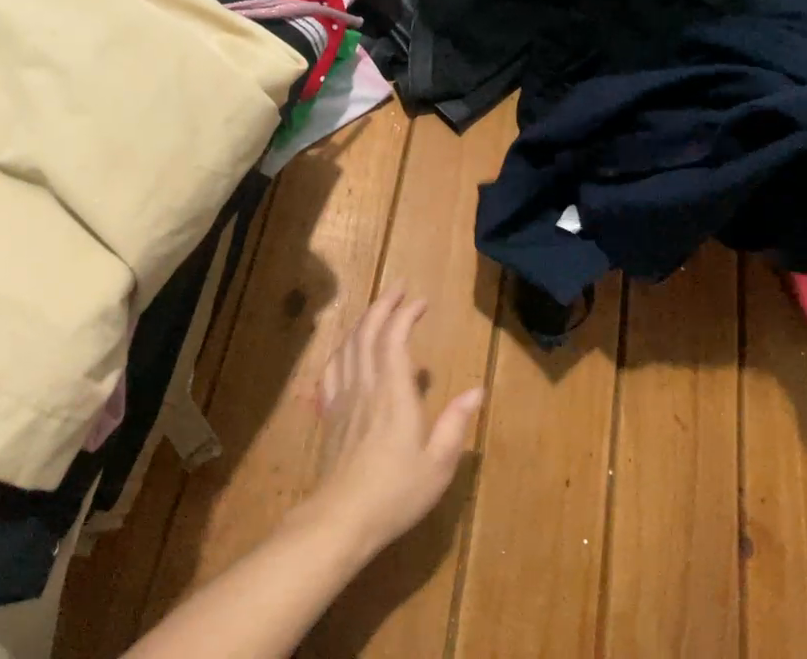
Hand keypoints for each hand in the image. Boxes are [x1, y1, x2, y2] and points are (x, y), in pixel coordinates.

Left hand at [299, 289, 484, 558]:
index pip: (394, 339)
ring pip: (347, 347)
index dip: (405, 314)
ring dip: (362, 322)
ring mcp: (342, 400)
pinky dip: (341, 350)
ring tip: (376, 310)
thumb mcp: (438, 464)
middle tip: (398, 288)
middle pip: (367, 334)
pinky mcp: (329, 416)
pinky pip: (331, 371)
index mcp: (393, 394)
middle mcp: (365, 387)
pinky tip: (346, 350)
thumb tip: (477, 390)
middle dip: (382, 305)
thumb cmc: (396, 493)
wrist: (340, 518)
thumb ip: (455, 424)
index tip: (420, 301)